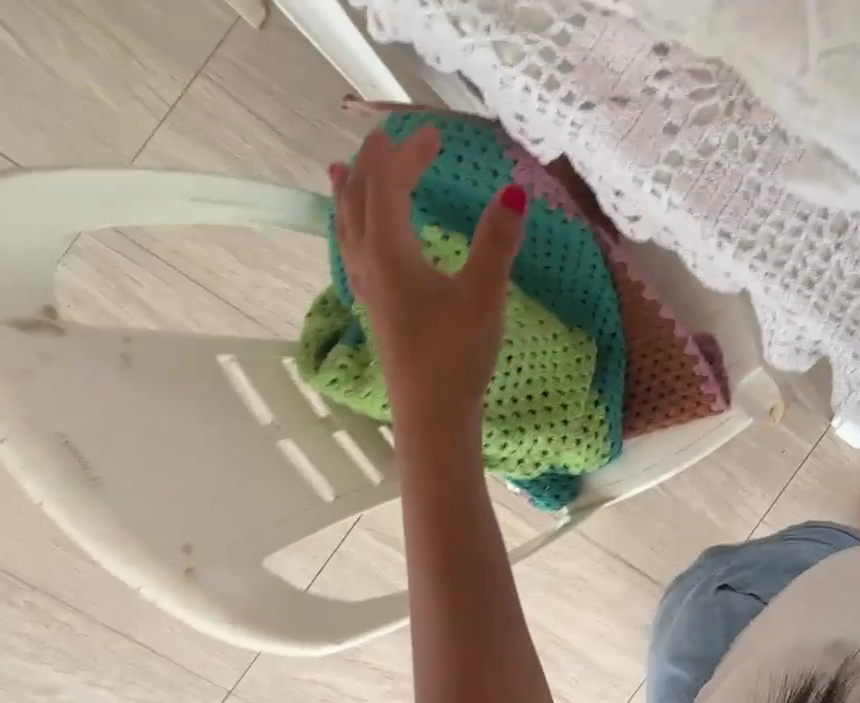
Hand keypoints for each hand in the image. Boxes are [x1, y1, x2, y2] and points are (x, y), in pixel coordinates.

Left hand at [328, 126, 526, 447]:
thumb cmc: (457, 353)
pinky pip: (353, 247)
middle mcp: (367, 260)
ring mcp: (366, 284)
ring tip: (344, 166)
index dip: (409, 153)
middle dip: (374, 161)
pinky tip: (363, 236)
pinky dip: (354, 222)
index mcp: (390, 250)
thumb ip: (497, 242)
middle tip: (394, 139)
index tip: (435, 135)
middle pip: (357, 195)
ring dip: (351, 188)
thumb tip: (515, 194)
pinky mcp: (375, 305)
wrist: (432, 410)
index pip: (389, 183)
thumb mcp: (484, 295)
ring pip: (347, 222)